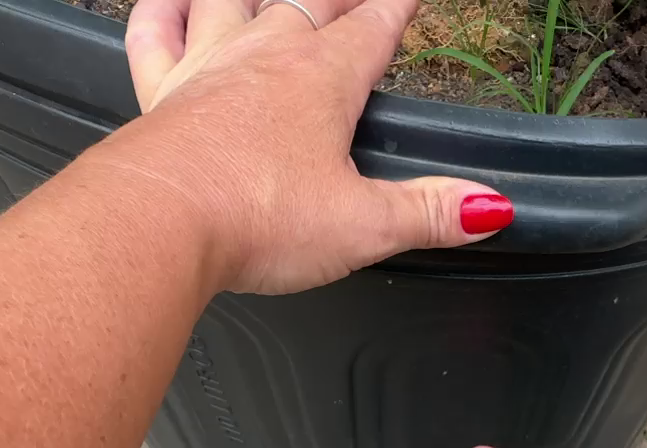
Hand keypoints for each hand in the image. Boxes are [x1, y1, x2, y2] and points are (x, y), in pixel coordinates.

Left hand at [96, 0, 508, 294]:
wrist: (161, 226)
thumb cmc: (263, 219)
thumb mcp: (365, 226)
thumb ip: (429, 213)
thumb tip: (490, 207)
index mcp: (322, 82)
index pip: (371, 30)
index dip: (396, 10)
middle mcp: (264, 58)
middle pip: (309, 3)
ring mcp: (208, 68)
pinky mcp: (161, 96)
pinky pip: (156, 30)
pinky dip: (166, 8)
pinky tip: (177, 1)